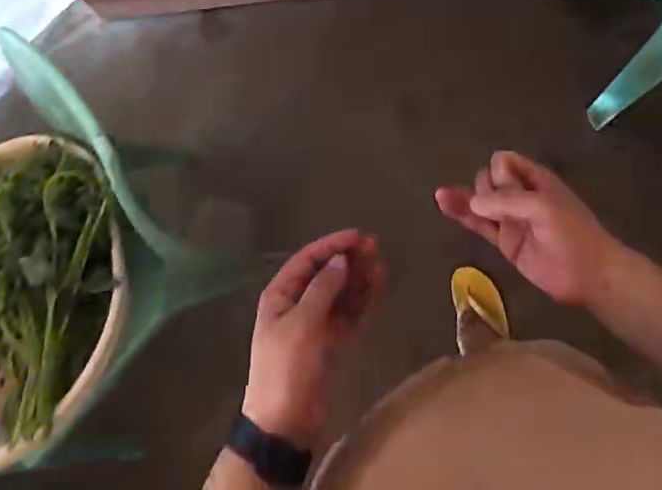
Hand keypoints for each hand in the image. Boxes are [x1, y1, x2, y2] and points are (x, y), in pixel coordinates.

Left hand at [243, 230, 384, 446]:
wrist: (285, 425)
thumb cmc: (287, 367)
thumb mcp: (302, 323)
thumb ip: (323, 288)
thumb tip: (341, 260)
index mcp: (281, 296)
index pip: (308, 259)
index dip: (331, 245)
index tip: (357, 236)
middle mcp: (298, 304)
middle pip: (327, 272)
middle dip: (349, 259)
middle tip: (374, 247)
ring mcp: (317, 322)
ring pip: (341, 290)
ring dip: (359, 276)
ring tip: (379, 264)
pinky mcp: (333, 340)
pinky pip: (350, 311)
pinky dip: (364, 298)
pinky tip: (378, 285)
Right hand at [434, 151, 623, 306]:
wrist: (590, 274)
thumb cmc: (573, 232)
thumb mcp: (543, 207)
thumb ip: (508, 202)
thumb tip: (473, 203)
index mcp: (535, 178)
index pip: (504, 160)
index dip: (500, 172)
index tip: (509, 188)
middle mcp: (521, 194)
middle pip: (490, 180)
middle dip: (488, 189)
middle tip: (505, 211)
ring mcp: (512, 219)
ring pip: (481, 202)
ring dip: (462, 197)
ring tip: (442, 195)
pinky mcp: (506, 243)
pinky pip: (480, 226)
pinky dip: (462, 216)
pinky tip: (444, 204)